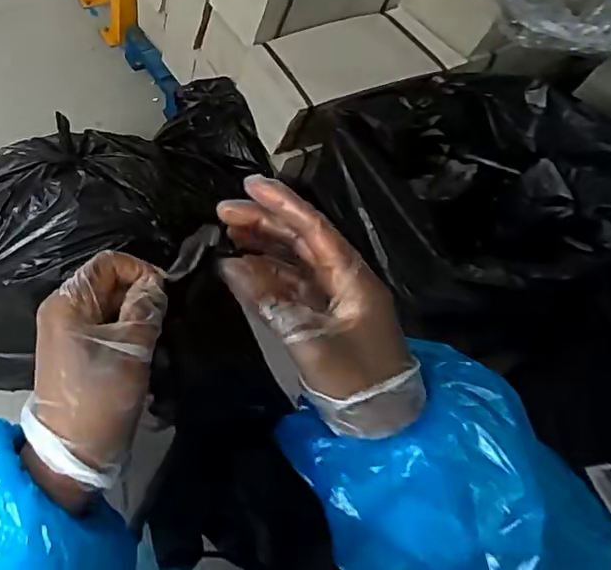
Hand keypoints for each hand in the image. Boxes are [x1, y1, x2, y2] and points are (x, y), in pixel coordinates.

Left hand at [22, 251, 166, 508]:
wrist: (71, 458)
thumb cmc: (100, 398)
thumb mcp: (133, 347)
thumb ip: (147, 307)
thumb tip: (156, 284)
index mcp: (68, 301)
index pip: (108, 262)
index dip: (140, 270)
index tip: (164, 292)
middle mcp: (62, 309)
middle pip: (109, 283)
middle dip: (141, 296)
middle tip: (165, 318)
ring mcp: (67, 331)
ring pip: (111, 306)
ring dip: (137, 318)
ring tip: (159, 339)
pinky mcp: (76, 351)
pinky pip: (106, 328)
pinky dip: (127, 334)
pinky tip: (146, 354)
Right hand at [217, 176, 425, 437]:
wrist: (388, 425)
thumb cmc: (357, 382)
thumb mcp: (311, 344)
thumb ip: (270, 303)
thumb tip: (230, 266)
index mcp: (351, 275)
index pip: (312, 228)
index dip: (281, 203)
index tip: (248, 185)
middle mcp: (343, 276)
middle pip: (300, 238)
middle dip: (263, 220)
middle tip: (223, 211)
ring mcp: (333, 294)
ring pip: (293, 257)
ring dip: (262, 242)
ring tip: (227, 231)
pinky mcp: (323, 313)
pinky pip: (290, 282)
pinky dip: (265, 272)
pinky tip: (241, 265)